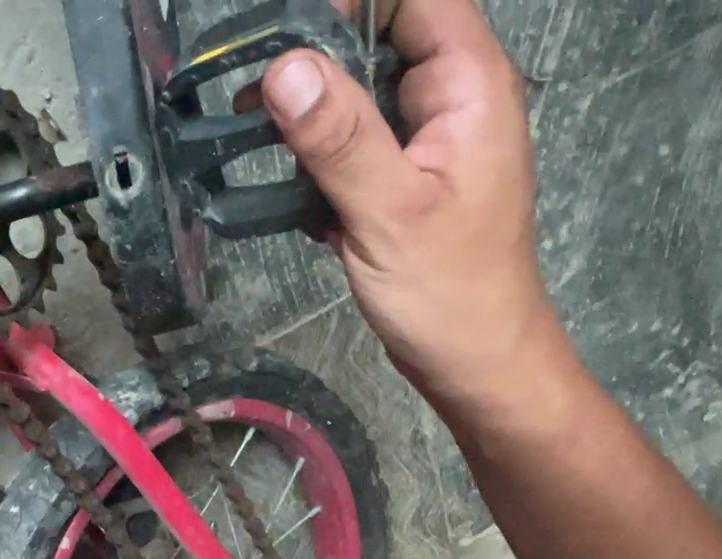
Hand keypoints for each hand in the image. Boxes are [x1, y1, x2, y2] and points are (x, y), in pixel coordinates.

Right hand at [263, 0, 561, 418]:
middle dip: (316, 58)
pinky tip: (284, 181)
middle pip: (381, 41)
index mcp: (468, 86)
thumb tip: (285, 68)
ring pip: (361, 96)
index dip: (351, 4)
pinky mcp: (402, 180)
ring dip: (310, 112)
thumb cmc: (446, 290)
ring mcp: (425, 142)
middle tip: (251, 89)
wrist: (471, 360)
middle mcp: (450, 100)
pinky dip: (317, 156)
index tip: (285, 32)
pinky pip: (354, 145)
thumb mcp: (389, 211)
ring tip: (250, 129)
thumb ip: (340, 139)